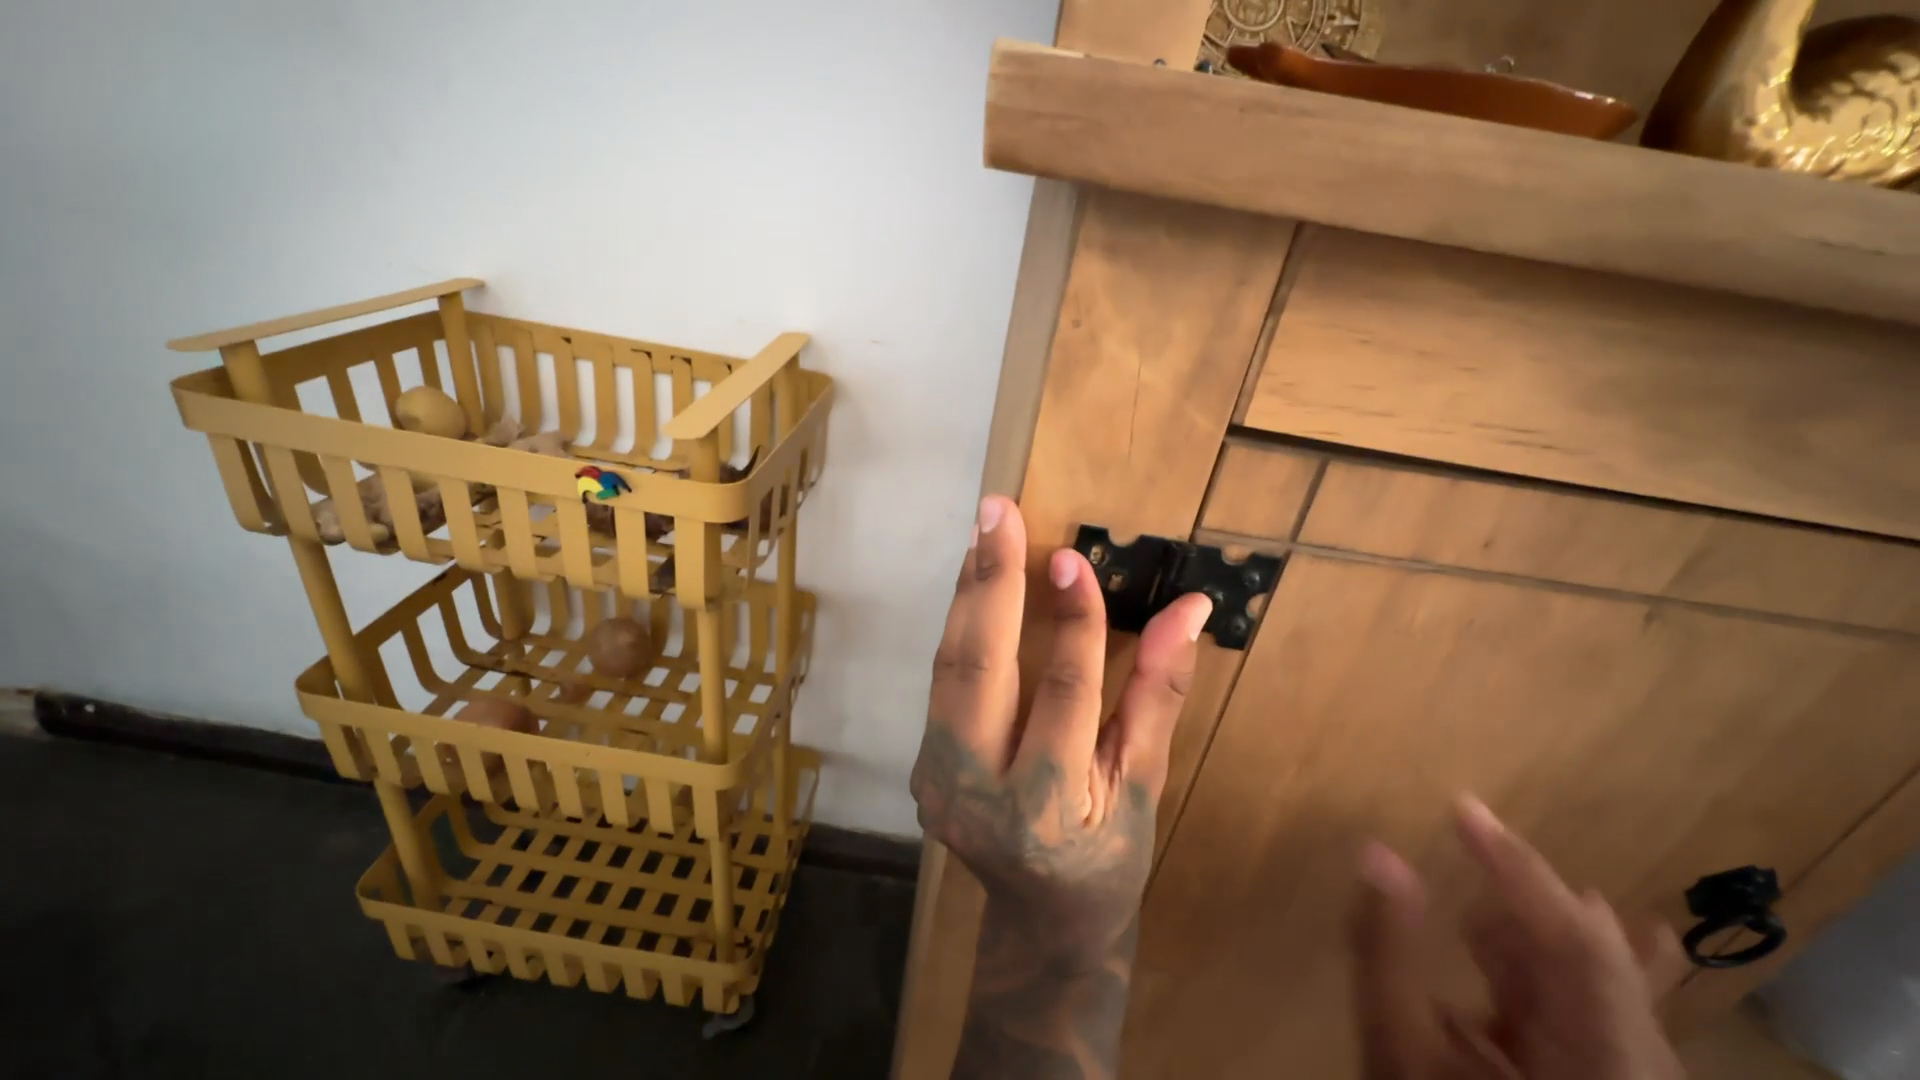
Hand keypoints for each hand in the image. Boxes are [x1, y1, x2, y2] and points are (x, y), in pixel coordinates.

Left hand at [910, 495, 1211, 1078]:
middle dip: (989, 583)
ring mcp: (938, 780)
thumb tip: (1189, 610)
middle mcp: (976, 791)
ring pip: (948, 668)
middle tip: (998, 512)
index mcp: (1045, 806)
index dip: (1073, 621)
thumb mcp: (1142, 785)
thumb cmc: (1108, 859)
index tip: (1072, 557)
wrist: (1042, 925)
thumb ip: (1157, 696)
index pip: (1063, 693)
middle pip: (978, 668)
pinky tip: (977, 585)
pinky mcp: (923, 767)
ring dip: (968, 594)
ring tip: (985, 533)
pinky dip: (961, 628)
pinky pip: (942, 683)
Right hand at [1353, 798, 1688, 1079]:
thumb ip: (1385, 947)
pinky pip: (1592, 1011)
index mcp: (1596, 1050)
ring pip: (1599, 983)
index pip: (1570, 931)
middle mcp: (1633, 1059)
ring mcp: (1627, 1071)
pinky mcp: (1606, 1077)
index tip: (1461, 807)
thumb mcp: (1398, 1048)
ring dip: (1532, 941)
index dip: (1516, 862)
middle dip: (1524, 901)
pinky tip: (1503, 963)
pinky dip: (1539, 979)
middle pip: (1595, 955)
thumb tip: (1377, 852)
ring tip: (1480, 919)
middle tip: (1467, 853)